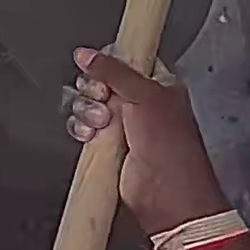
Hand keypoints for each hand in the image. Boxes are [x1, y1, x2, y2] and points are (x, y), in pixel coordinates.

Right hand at [67, 47, 229, 233]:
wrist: (165, 196)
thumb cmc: (169, 145)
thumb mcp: (144, 97)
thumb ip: (112, 71)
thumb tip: (83, 54)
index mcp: (156, 83)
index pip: (123, 58)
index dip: (109, 62)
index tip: (105, 71)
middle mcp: (138, 100)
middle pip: (98, 78)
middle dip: (93, 89)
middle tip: (103, 99)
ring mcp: (121, 122)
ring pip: (86, 101)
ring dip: (86, 110)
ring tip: (101, 124)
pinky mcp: (105, 142)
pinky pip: (80, 124)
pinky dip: (80, 127)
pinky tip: (89, 136)